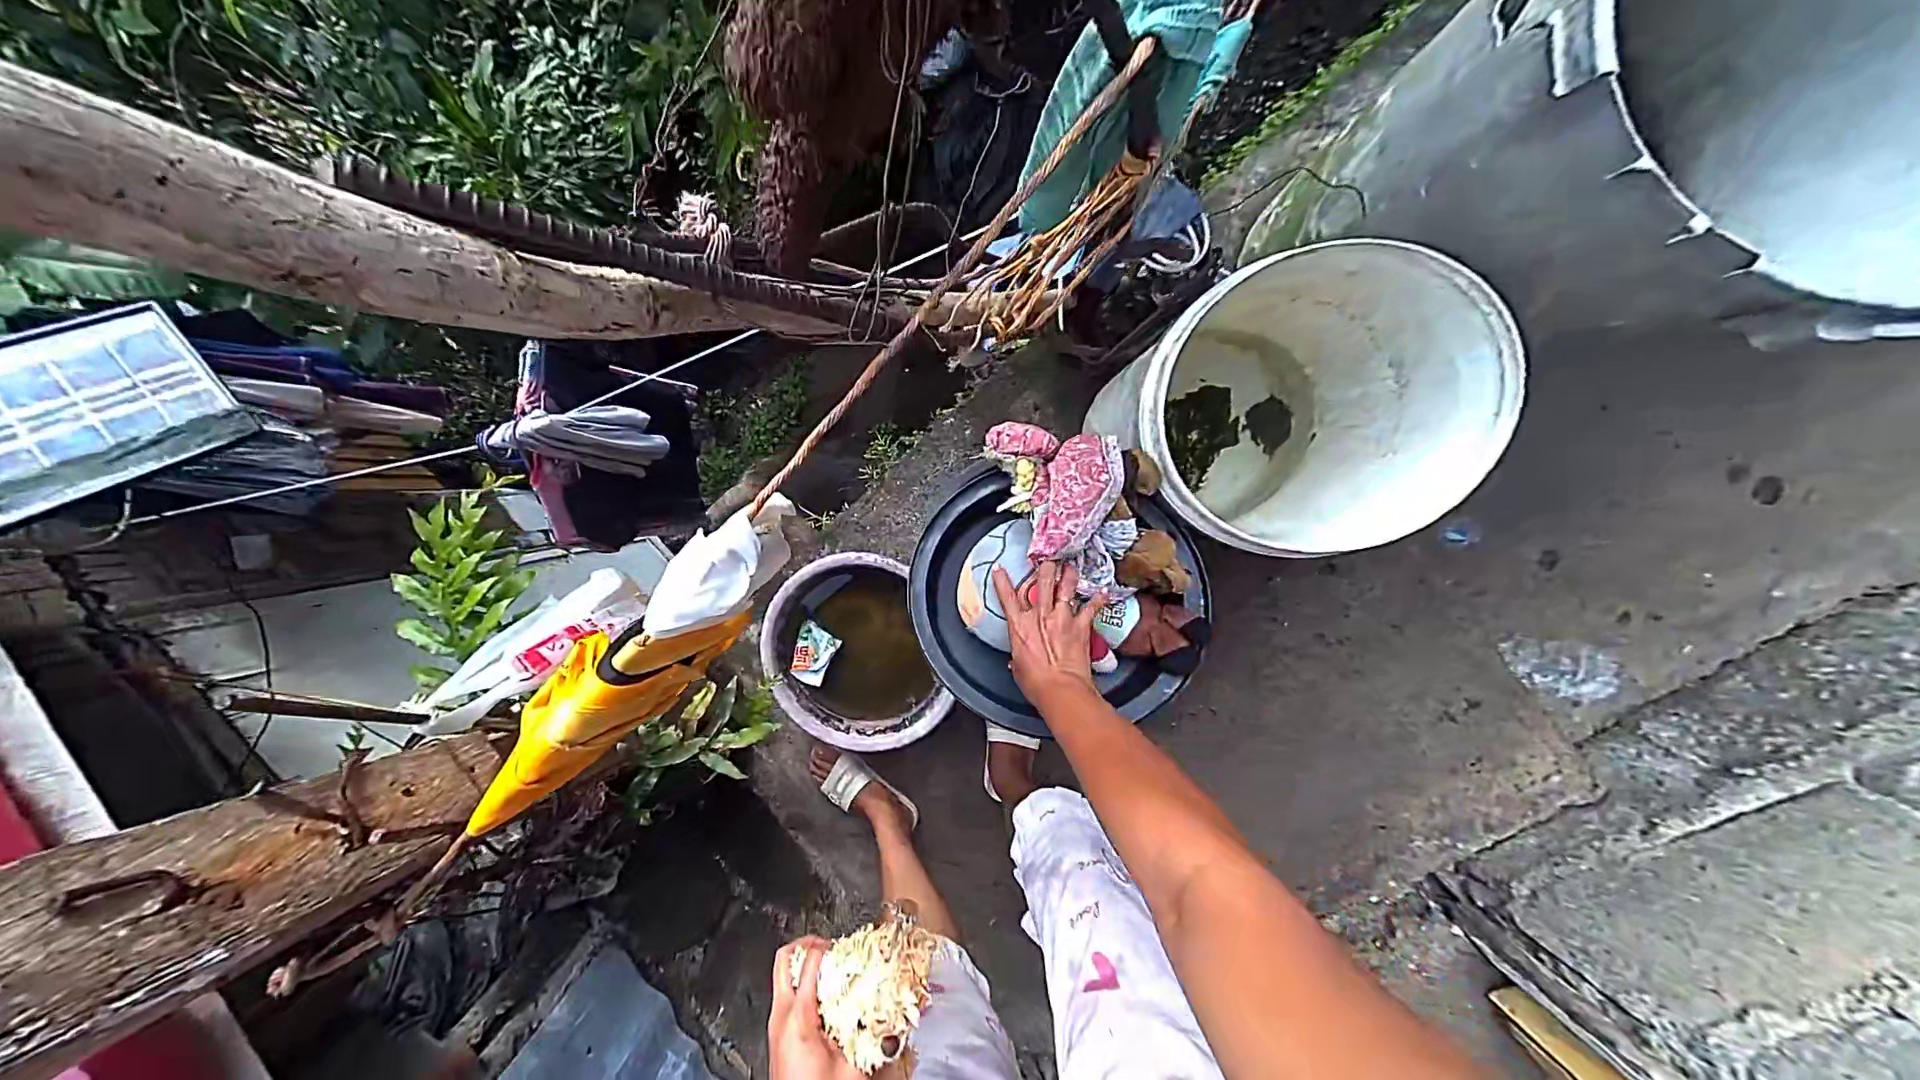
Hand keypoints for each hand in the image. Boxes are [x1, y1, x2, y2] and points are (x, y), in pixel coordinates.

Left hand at [769, 937, 863, 1079]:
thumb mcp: (852, 1068)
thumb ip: (873, 1038)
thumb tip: (896, 1021)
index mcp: (798, 1017)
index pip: (809, 961)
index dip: (829, 946)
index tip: (846, 947)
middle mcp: (781, 1015)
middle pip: (785, 958)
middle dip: (808, 944)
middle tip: (829, 946)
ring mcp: (775, 1023)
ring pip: (783, 974)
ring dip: (805, 965)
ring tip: (830, 969)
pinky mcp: (777, 1033)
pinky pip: (786, 995)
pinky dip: (803, 985)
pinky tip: (824, 997)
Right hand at [992, 560, 1105, 704]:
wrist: (1060, 689)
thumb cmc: (1036, 683)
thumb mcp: (1018, 667)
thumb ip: (1017, 657)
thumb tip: (1016, 660)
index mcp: (1020, 626)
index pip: (1007, 597)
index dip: (1002, 581)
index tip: (999, 569)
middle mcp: (1040, 615)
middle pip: (1042, 582)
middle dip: (1046, 567)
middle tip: (1049, 559)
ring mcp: (1062, 618)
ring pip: (1066, 587)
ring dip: (1069, 574)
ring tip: (1071, 566)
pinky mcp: (1080, 626)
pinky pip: (1091, 608)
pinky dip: (1098, 600)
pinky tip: (1102, 592)